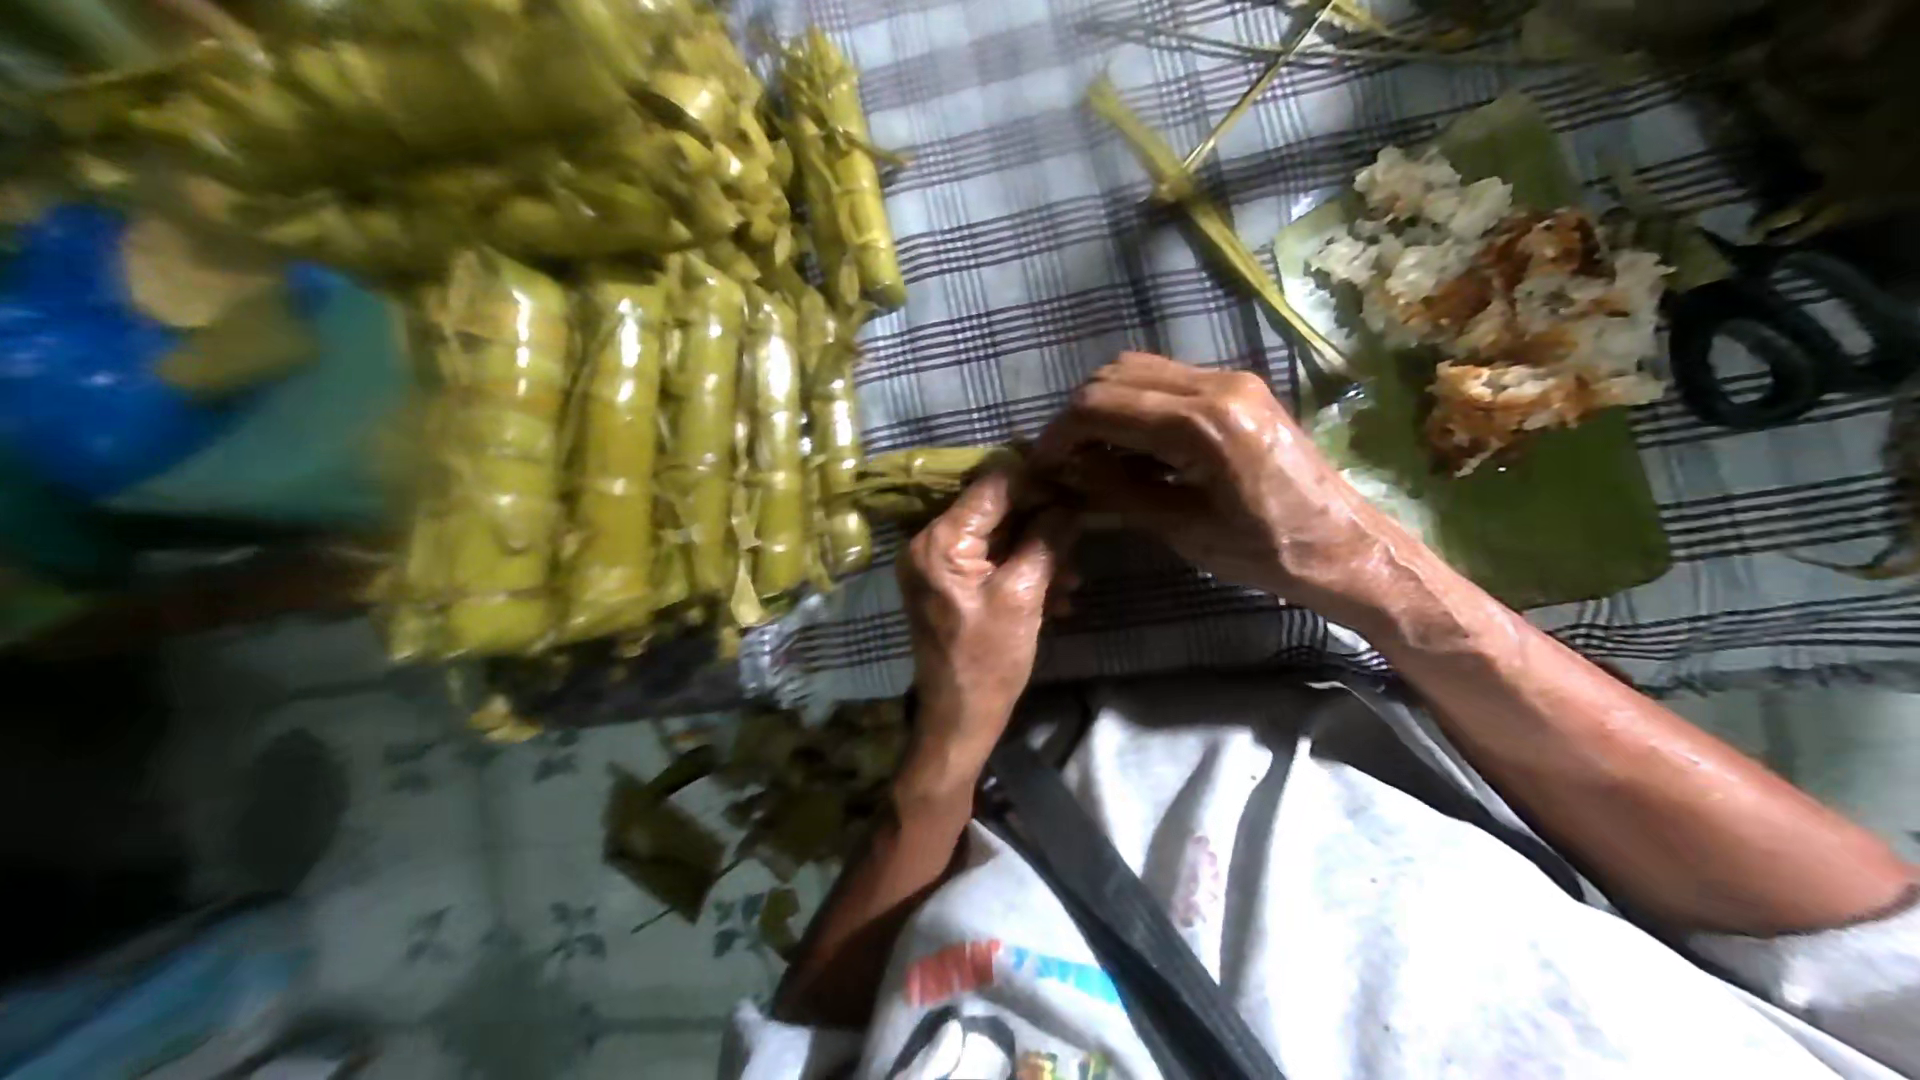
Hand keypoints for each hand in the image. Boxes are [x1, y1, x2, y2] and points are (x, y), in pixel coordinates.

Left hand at [896, 469, 1074, 793]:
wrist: (959, 717)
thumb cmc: (989, 660)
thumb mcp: (1023, 596)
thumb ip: (1045, 540)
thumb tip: (1069, 502)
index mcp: (940, 540)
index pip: (993, 485)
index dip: (1038, 483)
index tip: (1077, 489)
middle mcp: (930, 542)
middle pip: (995, 510)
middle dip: (1041, 522)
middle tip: (1080, 537)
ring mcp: (938, 564)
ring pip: (998, 537)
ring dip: (1038, 553)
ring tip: (1071, 581)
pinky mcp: (950, 584)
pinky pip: (990, 562)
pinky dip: (1022, 571)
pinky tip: (1056, 596)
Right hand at [1035, 352, 1406, 624]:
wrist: (1347, 547)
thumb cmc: (1267, 553)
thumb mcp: (1182, 528)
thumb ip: (1117, 490)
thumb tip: (1064, 471)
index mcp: (1203, 424)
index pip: (1102, 405)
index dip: (1060, 434)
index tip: (1041, 465)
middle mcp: (1217, 385)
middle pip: (1114, 375)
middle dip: (1077, 417)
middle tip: (1063, 461)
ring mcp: (1232, 380)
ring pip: (1137, 370)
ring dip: (1104, 407)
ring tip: (1092, 455)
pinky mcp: (1238, 389)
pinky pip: (1166, 381)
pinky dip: (1134, 406)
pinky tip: (1130, 446)